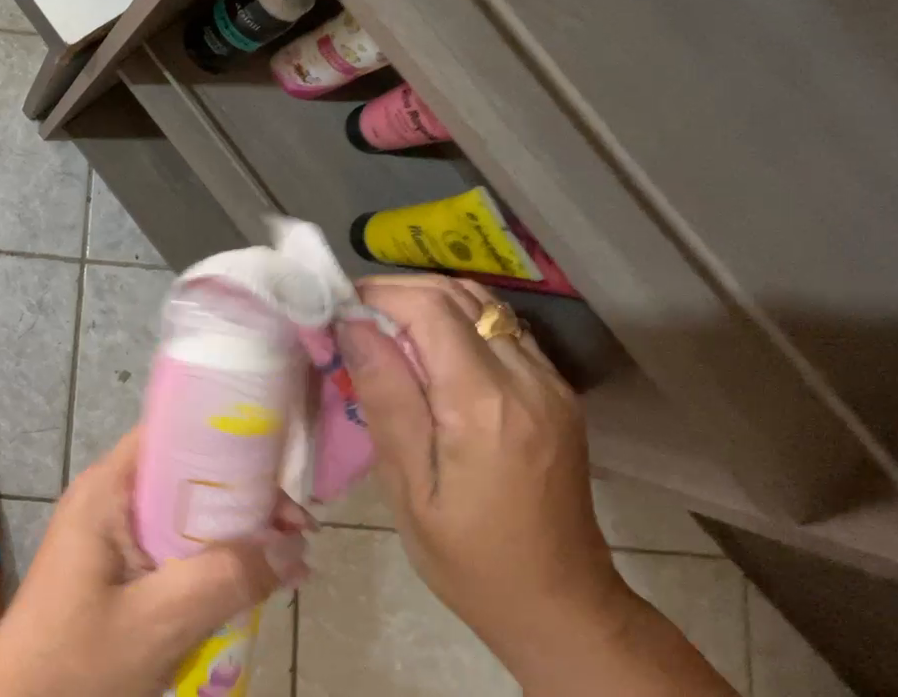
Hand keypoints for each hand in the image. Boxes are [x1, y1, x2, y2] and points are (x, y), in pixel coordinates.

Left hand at [0, 428, 310, 696]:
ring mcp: (106, 531)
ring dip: (228, 533)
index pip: (171, 434)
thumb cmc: (77, 658)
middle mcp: (106, 497)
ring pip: (180, 514)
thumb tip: (295, 547)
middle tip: (298, 531)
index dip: (229, 445)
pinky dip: (205, 559)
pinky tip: (241, 585)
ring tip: (283, 560)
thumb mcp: (159, 621)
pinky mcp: (110, 564)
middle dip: (241, 498)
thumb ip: (225, 580)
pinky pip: (168, 545)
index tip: (280, 477)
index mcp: (107, 489)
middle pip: (183, 474)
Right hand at [337, 276, 623, 665]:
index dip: (377, 295)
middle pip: (458, 294)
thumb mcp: (407, 486)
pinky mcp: (557, 393)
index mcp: (486, 405)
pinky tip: (427, 356)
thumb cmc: (468, 557)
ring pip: (484, 304)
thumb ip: (386, 397)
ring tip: (384, 334)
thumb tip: (353, 325)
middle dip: (398, 293)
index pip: (430, 308)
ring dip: (428, 303)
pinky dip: (457, 323)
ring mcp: (550, 384)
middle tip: (352, 321)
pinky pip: (502, 330)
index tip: (335, 312)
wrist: (561, 604)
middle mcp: (528, 380)